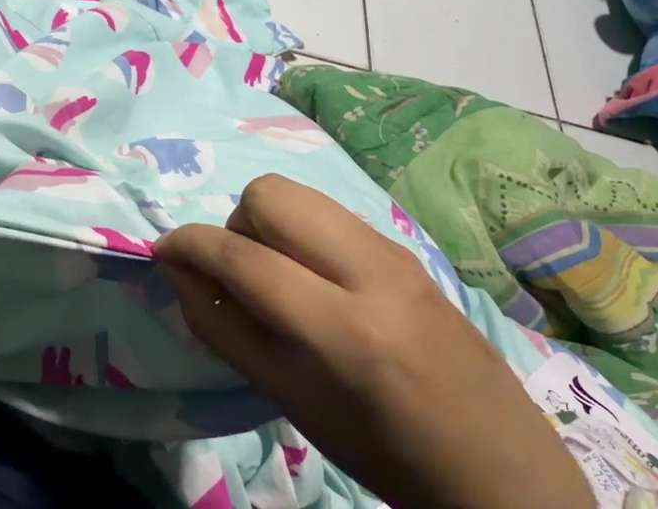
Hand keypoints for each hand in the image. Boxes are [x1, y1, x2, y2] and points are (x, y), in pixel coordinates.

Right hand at [154, 175, 592, 508]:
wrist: (493, 464)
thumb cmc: (378, 446)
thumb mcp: (287, 398)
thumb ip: (219, 327)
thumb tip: (176, 268)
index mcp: (341, 329)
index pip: (240, 256)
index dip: (188, 246)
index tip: (164, 253)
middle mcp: (371, 272)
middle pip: (270, 194)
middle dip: (236, 225)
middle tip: (241, 272)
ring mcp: (395, 252)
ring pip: (299, 193)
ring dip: (268, 224)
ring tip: (278, 274)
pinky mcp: (406, 248)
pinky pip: (329, 212)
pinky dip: (302, 232)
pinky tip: (315, 278)